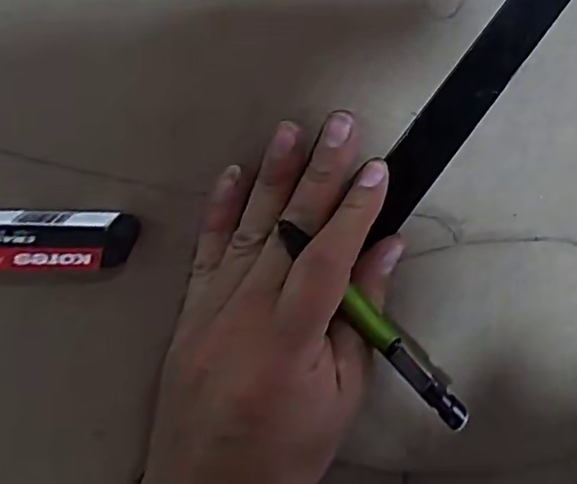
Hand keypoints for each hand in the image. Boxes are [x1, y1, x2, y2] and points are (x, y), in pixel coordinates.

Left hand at [143, 111, 406, 483]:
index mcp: (287, 346)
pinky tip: (234, 174)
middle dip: (320, 171)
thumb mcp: (344, 392)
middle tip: (340, 125)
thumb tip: (388, 246)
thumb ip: (365, 312)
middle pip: (288, 231)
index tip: (377, 169)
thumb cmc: (288, 451)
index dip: (354, 210)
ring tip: (291, 131)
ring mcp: (208, 315)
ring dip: (273, 175)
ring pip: (247, 231)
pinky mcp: (188, 317)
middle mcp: (242, 321)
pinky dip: (220, 211)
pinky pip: (205, 255)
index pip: (326, 260)